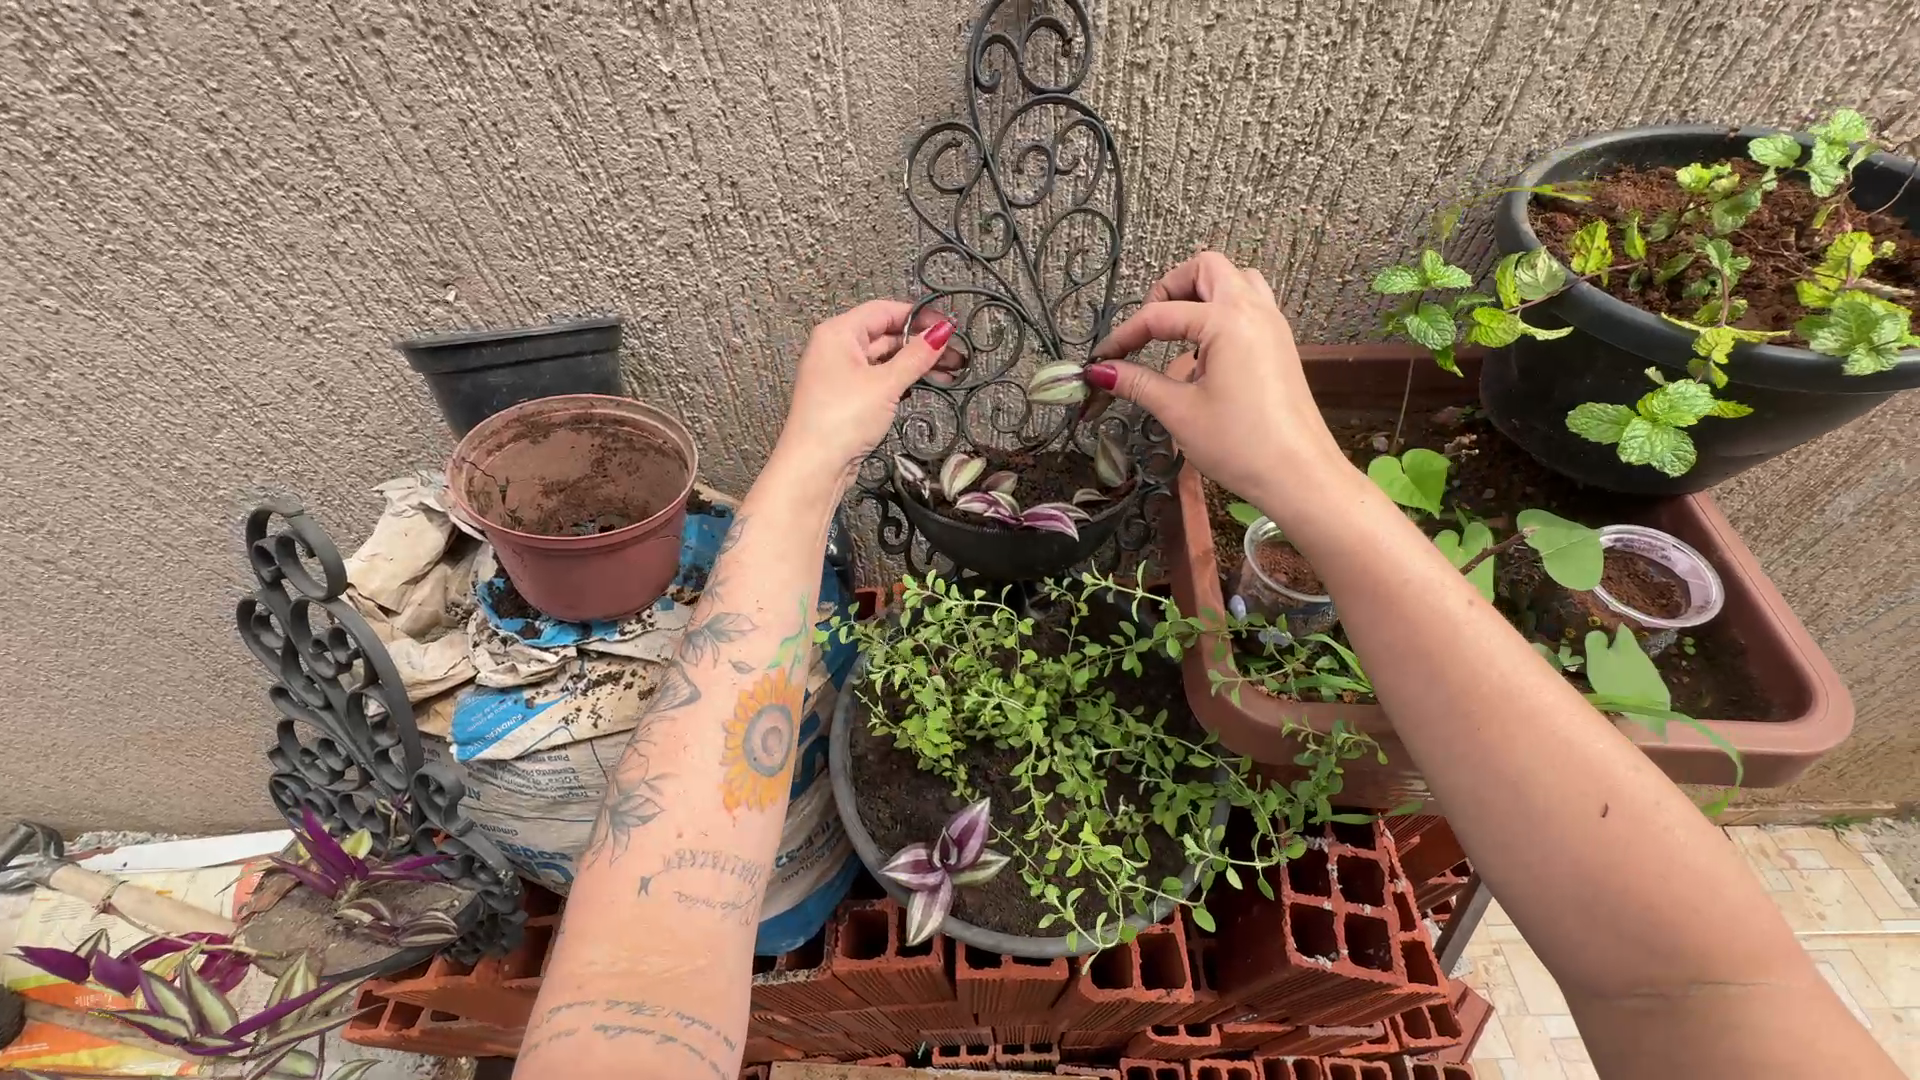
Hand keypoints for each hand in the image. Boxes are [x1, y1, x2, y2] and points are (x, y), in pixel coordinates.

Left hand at [776, 300, 959, 483]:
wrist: (815, 465)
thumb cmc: (839, 420)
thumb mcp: (886, 383)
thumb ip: (917, 356)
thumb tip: (941, 332)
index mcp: (838, 333)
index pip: (885, 311)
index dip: (919, 317)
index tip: (947, 327)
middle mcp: (836, 349)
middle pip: (886, 335)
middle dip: (922, 344)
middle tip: (955, 354)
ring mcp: (840, 375)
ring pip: (885, 360)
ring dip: (915, 365)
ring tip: (948, 373)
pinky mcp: (846, 398)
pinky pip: (878, 380)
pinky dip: (901, 381)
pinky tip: (922, 387)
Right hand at [1087, 252, 1353, 521]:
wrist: (1298, 475)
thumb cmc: (1238, 444)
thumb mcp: (1179, 412)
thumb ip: (1137, 383)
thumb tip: (1099, 371)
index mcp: (1227, 320)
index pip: (1161, 314)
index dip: (1124, 335)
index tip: (1102, 360)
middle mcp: (1253, 310)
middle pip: (1206, 268)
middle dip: (1169, 289)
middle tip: (1148, 327)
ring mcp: (1272, 324)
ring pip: (1234, 280)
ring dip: (1200, 295)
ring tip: (1176, 333)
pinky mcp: (1279, 345)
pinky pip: (1249, 306)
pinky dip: (1221, 313)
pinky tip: (1203, 354)